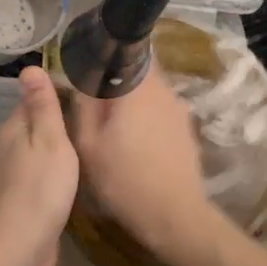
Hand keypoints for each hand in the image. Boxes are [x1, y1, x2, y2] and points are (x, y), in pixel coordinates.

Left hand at [0, 67, 78, 265]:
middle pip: (33, 127)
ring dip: (56, 149)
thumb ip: (42, 105)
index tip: (85, 90)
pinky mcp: (21, 205)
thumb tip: (28, 66)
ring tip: (87, 144)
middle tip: (94, 117)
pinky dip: (53, 174)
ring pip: (36, 154)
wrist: (19, 250)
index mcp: (13, 130)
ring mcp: (12, 180)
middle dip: (57, 121)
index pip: (32, 100)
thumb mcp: (49, 140)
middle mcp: (7, 151)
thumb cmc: (39, 189)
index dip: (56, 93)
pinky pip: (39, 179)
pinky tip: (71, 180)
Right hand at [69, 65, 210, 259]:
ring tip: (111, 122)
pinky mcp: (186, 129)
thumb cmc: (123, 178)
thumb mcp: (88, 144)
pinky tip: (133, 140)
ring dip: (132, 99)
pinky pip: (160, 111)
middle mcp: (163, 90)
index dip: (105, 52)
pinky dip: (146, 117)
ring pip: (150, 91)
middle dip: (116, 77)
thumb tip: (79, 77)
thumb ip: (83, 104)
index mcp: (137, 87)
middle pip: (138, 69)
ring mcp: (179, 110)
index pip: (124, 50)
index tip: (87, 62)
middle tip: (93, 96)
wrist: (174, 215)